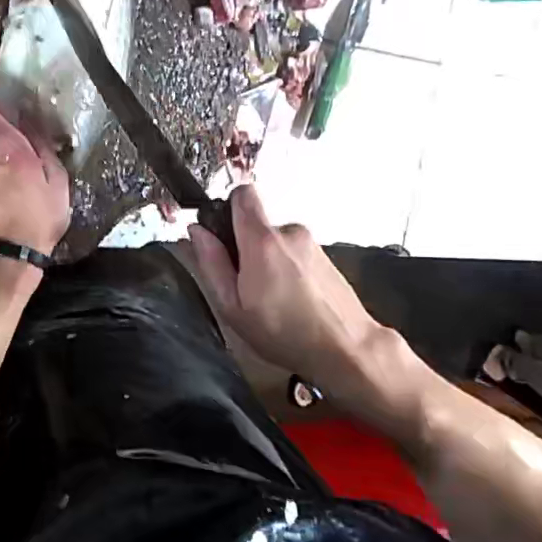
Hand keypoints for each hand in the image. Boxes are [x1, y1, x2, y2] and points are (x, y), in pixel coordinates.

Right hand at [188, 185, 383, 387]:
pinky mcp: (324, 256)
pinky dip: (287, 272)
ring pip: (275, 242)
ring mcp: (310, 244)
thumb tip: (196, 233)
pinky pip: (294, 254)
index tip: (220, 234)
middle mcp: (289, 233)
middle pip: (256, 223)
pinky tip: (290, 302)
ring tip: (270, 300)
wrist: (345, 348)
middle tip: (244, 286)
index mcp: (262, 241)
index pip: (242, 193)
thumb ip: (211, 263)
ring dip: (267, 263)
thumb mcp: (233, 306)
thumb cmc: (287, 334)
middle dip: (245, 248)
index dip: (226, 208)